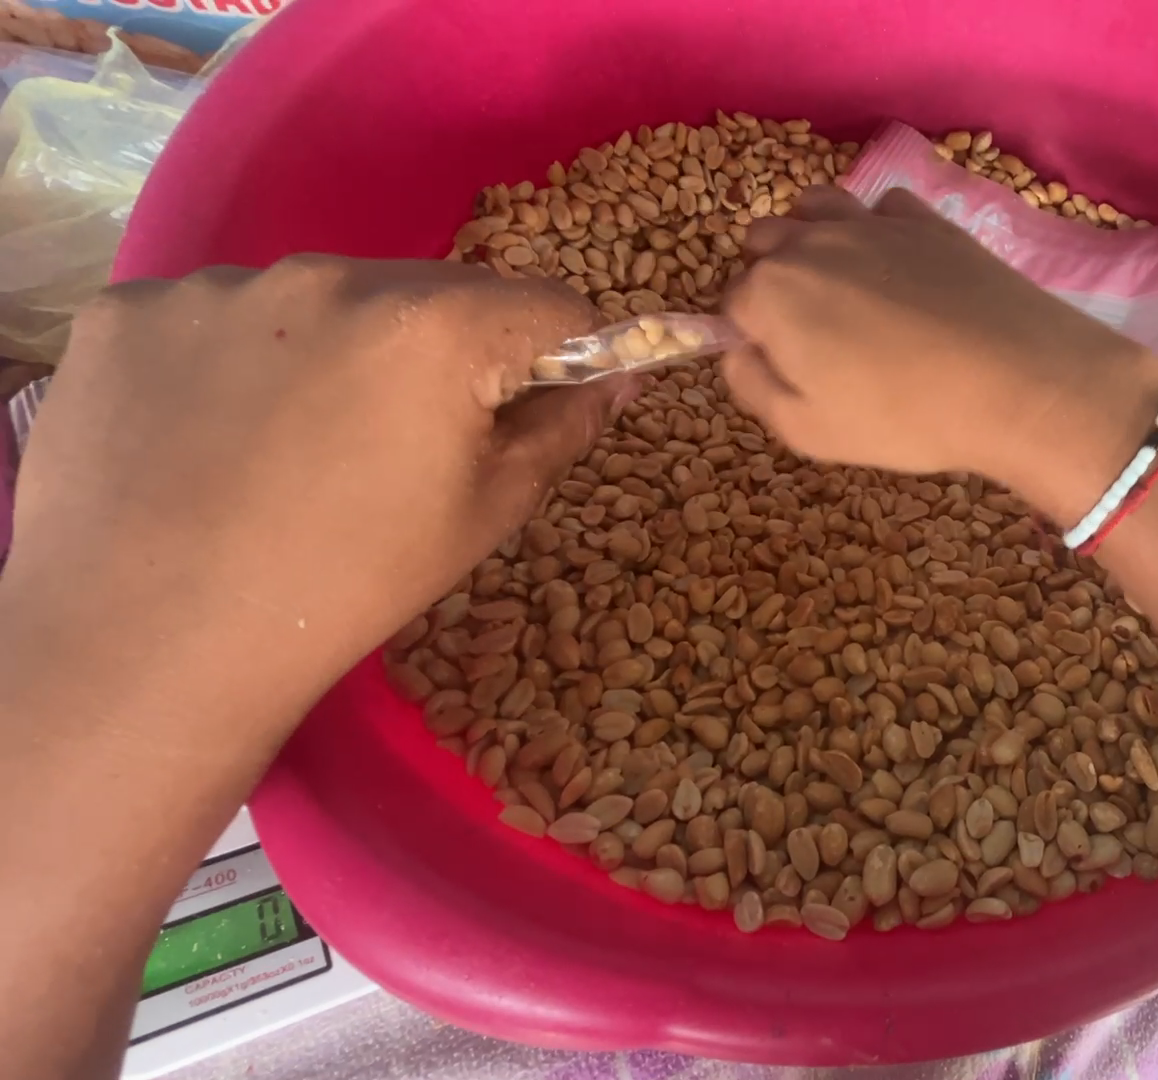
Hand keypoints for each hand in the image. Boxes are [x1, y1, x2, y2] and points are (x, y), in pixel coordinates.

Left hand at [1, 256, 626, 727]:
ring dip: (371, 345)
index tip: (561, 395)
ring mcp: (220, 285)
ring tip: (333, 434)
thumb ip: (566, 424)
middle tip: (442, 431)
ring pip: (346, 297)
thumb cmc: (364, 574)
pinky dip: (270, 354)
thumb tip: (616, 378)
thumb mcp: (495, 505)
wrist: (156, 637)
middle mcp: (330, 276)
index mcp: (436, 329)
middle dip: (472, 348)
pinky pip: (245, 313)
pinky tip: (245, 427)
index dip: (575, 349)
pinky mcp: (135, 309)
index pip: (552, 304)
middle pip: (448, 293)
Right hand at [721, 187, 1157, 521]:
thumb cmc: (903, 417)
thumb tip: (736, 351)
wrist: (1015, 383)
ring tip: (846, 289)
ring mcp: (873, 223)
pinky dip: (876, 231)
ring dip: (813, 241)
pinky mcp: (927, 220)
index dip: (755, 340)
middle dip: (774, 282)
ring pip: (816, 210)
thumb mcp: (808, 429)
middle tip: (817, 335)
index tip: (789, 370)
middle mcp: (812, 241)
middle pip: (767, 247)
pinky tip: (899, 269)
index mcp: (771, 292)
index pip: (734, 306)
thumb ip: (753, 386)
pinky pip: (882, 210)